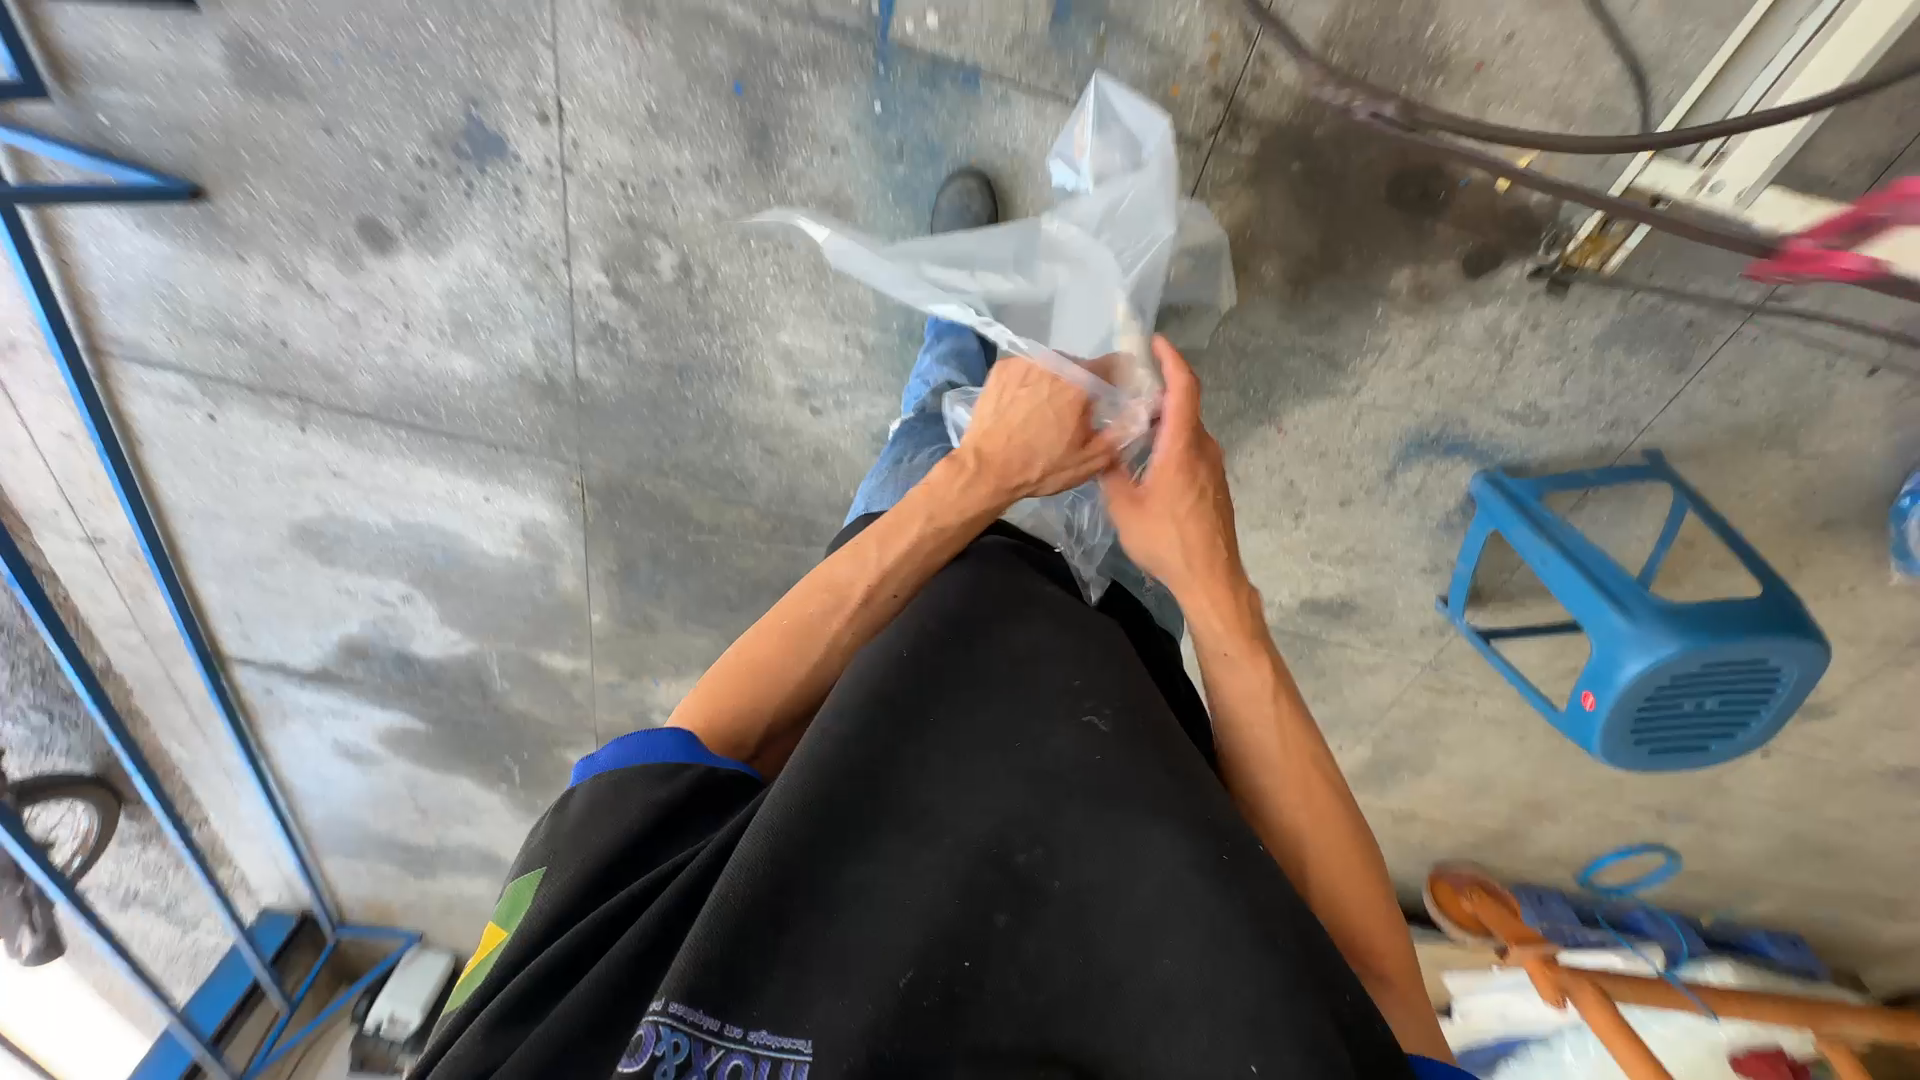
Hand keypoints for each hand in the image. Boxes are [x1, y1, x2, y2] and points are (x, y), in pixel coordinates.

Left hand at [953, 356, 1120, 507]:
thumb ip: (1122, 431)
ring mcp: (1024, 362)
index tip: (1114, 398)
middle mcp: (1054, 362)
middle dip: (1082, 387)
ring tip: (1044, 413)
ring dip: (1054, 383)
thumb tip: (1142, 411)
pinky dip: (1030, 383)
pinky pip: (1027, 370)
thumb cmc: (1041, 467)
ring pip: (1052, 367)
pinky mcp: (1001, 368)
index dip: (1119, 381)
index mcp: (1081, 381)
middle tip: (1072, 415)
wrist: (985, 469)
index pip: (1115, 365)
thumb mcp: (1091, 459)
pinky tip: (1022, 407)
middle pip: (1081, 367)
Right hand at [1100, 336, 1247, 607]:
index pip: (1183, 388)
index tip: (1154, 342)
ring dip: (1163, 420)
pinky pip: (1192, 449)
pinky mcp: (1214, 483)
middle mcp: (1203, 448)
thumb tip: (1102, 451)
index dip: (1171, 359)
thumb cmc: (1165, 541)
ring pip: (1187, 429)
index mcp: (1182, 447)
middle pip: (1185, 406)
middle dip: (1158, 390)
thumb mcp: (1124, 507)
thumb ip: (1111, 473)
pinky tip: (1148, 459)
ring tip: (1130, 424)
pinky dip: (1171, 441)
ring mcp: (1213, 466)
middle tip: (1125, 388)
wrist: (1210, 577)